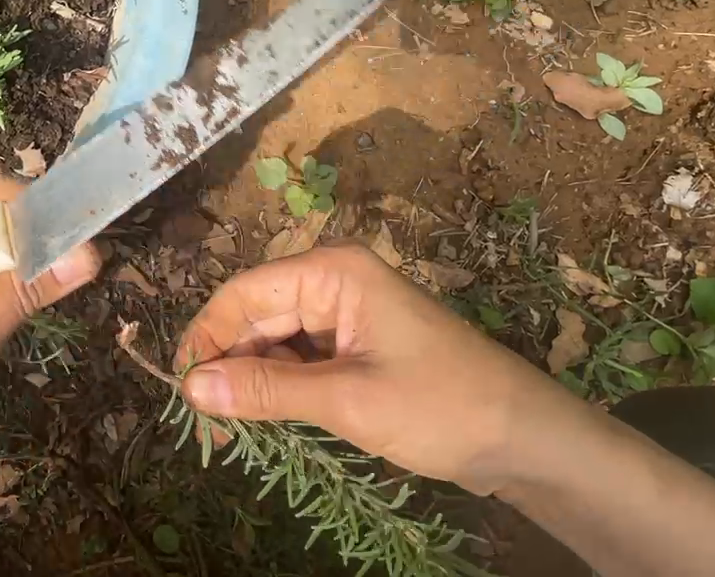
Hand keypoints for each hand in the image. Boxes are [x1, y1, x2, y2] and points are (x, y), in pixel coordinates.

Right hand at [174, 246, 714, 576]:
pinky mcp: (350, 341)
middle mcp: (328, 279)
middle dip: (226, 363)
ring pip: (271, 338)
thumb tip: (191, 388)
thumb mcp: (348, 402)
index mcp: (329, 271)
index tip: (181, 387)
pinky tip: (263, 417)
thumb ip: (266, 391)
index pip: (242, 294)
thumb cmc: (443, 408)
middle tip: (204, 421)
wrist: (533, 442)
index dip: (205, 336)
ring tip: (227, 428)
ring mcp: (340, 310)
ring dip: (249, 379)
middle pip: (254, 315)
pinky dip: (277, 385)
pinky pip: (296, 355)